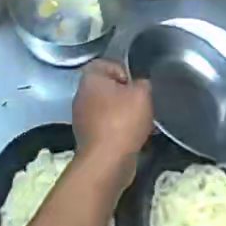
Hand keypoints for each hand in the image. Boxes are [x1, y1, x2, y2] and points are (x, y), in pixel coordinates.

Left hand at [72, 59, 152, 177]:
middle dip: (127, 96)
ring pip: (108, 108)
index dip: (126, 72)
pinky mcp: (87, 136)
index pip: (107, 64)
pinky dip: (119, 130)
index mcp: (90, 78)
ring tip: (141, 124)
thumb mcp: (142, 95)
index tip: (138, 87)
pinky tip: (133, 139)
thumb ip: (144, 83)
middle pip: (109, 88)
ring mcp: (81, 116)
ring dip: (124, 114)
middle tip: (142, 106)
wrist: (106, 161)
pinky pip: (106, 126)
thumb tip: (141, 84)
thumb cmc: (122, 121)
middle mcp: (81, 93)